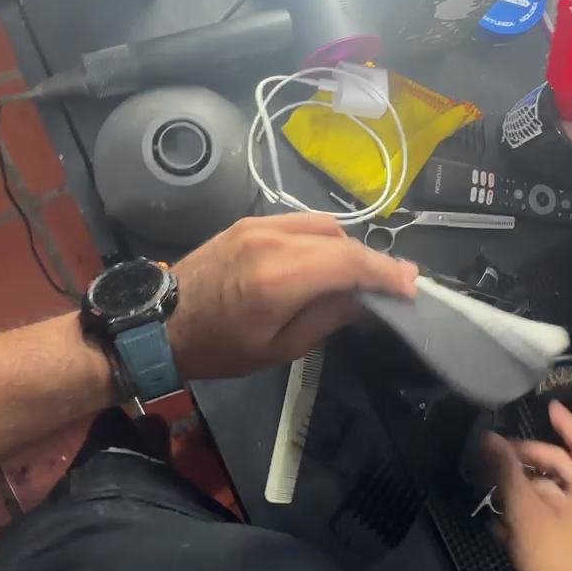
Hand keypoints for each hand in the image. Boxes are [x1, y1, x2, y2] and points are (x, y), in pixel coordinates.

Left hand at [167, 214, 417, 379]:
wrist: (160, 323)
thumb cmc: (219, 348)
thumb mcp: (280, 348)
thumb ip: (328, 317)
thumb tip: (367, 300)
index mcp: (280, 277)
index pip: (350, 262)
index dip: (387, 272)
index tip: (412, 285)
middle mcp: (273, 240)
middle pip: (342, 238)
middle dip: (372, 260)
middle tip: (394, 284)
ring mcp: (258, 225)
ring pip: (324, 224)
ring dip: (347, 247)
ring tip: (357, 276)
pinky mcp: (248, 222)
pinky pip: (299, 222)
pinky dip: (322, 238)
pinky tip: (323, 261)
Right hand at [485, 403, 571, 570]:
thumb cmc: (557, 560)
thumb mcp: (526, 512)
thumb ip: (507, 471)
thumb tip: (489, 438)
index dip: (564, 421)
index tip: (547, 405)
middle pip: (565, 467)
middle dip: (530, 458)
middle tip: (498, 454)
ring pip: (558, 494)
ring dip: (526, 488)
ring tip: (494, 489)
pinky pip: (558, 518)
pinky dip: (534, 512)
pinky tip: (504, 524)